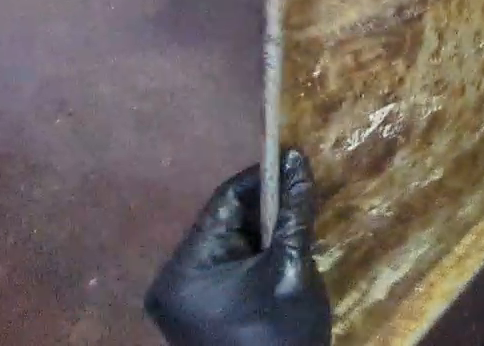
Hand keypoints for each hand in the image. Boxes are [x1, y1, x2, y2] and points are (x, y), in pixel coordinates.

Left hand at [146, 149, 332, 345]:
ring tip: (302, 229)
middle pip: (227, 216)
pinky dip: (259, 251)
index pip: (226, 197)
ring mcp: (185, 295)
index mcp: (187, 267)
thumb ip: (293, 210)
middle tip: (308, 201)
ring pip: (232, 236)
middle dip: (269, 206)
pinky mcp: (198, 307)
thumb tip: (297, 157)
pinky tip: (285, 255)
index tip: (303, 166)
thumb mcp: (291, 265)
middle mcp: (175, 277)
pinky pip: (230, 259)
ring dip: (267, 229)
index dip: (266, 177)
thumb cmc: (278, 336)